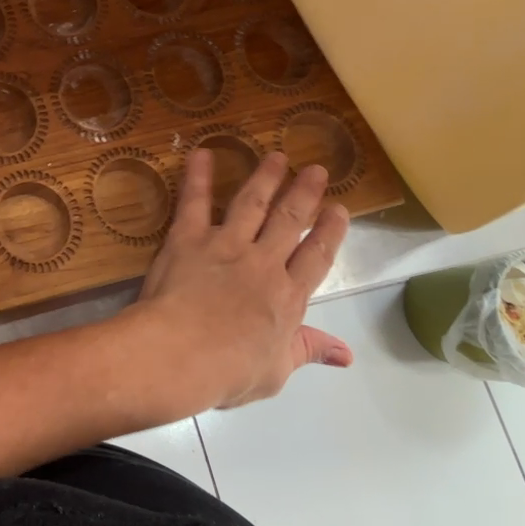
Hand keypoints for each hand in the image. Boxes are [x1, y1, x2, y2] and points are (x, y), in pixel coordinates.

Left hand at [120, 149, 351, 416]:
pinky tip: (202, 154)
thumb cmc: (228, 371)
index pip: (316, 258)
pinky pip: (195, 202)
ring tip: (277, 156)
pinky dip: (198, 176)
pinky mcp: (188, 238)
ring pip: (251, 204)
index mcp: (287, 298)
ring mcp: (225, 246)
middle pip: (289, 221)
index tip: (339, 209)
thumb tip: (345, 354)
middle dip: (304, 193)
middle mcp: (262, 264)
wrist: (180, 352)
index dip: (330, 232)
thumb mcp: (276, 371)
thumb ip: (306, 350)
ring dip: (265, 178)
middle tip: (316, 169)